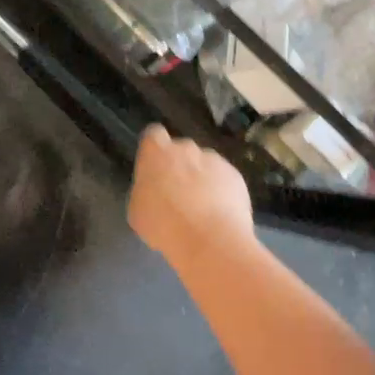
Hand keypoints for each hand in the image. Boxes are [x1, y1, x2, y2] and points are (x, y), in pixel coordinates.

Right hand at [128, 125, 253, 265]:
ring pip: (205, 165)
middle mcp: (185, 148)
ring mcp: (213, 160)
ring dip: (202, 179)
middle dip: (180, 167)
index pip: (153, 134)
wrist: (211, 240)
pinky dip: (222, 192)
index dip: (154, 150)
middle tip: (178, 194)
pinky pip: (224, 179)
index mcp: (156, 152)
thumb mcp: (138, 211)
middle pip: (181, 150)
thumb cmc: (164, 224)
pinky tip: (220, 215)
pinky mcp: (236, 176)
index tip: (155, 168)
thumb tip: (153, 192)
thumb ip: (144, 191)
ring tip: (203, 209)